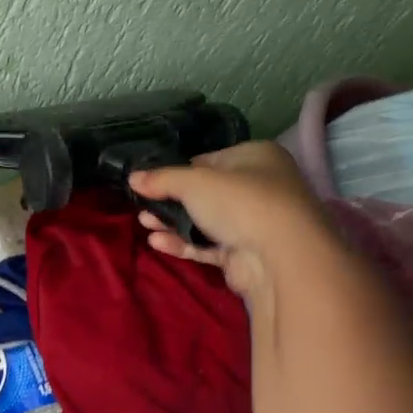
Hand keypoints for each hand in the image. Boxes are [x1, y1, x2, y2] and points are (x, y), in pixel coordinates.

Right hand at [128, 141, 335, 297]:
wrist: (279, 256)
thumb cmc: (240, 202)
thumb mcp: (192, 181)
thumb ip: (160, 178)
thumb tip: (132, 178)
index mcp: (255, 157)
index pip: (207, 161)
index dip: (177, 172)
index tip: (150, 183)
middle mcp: (259, 186)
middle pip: (203, 193)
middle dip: (170, 202)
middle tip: (143, 207)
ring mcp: (253, 221)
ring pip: (203, 220)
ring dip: (171, 223)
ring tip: (145, 224)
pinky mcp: (244, 252)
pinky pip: (207, 244)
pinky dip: (183, 243)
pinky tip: (158, 243)